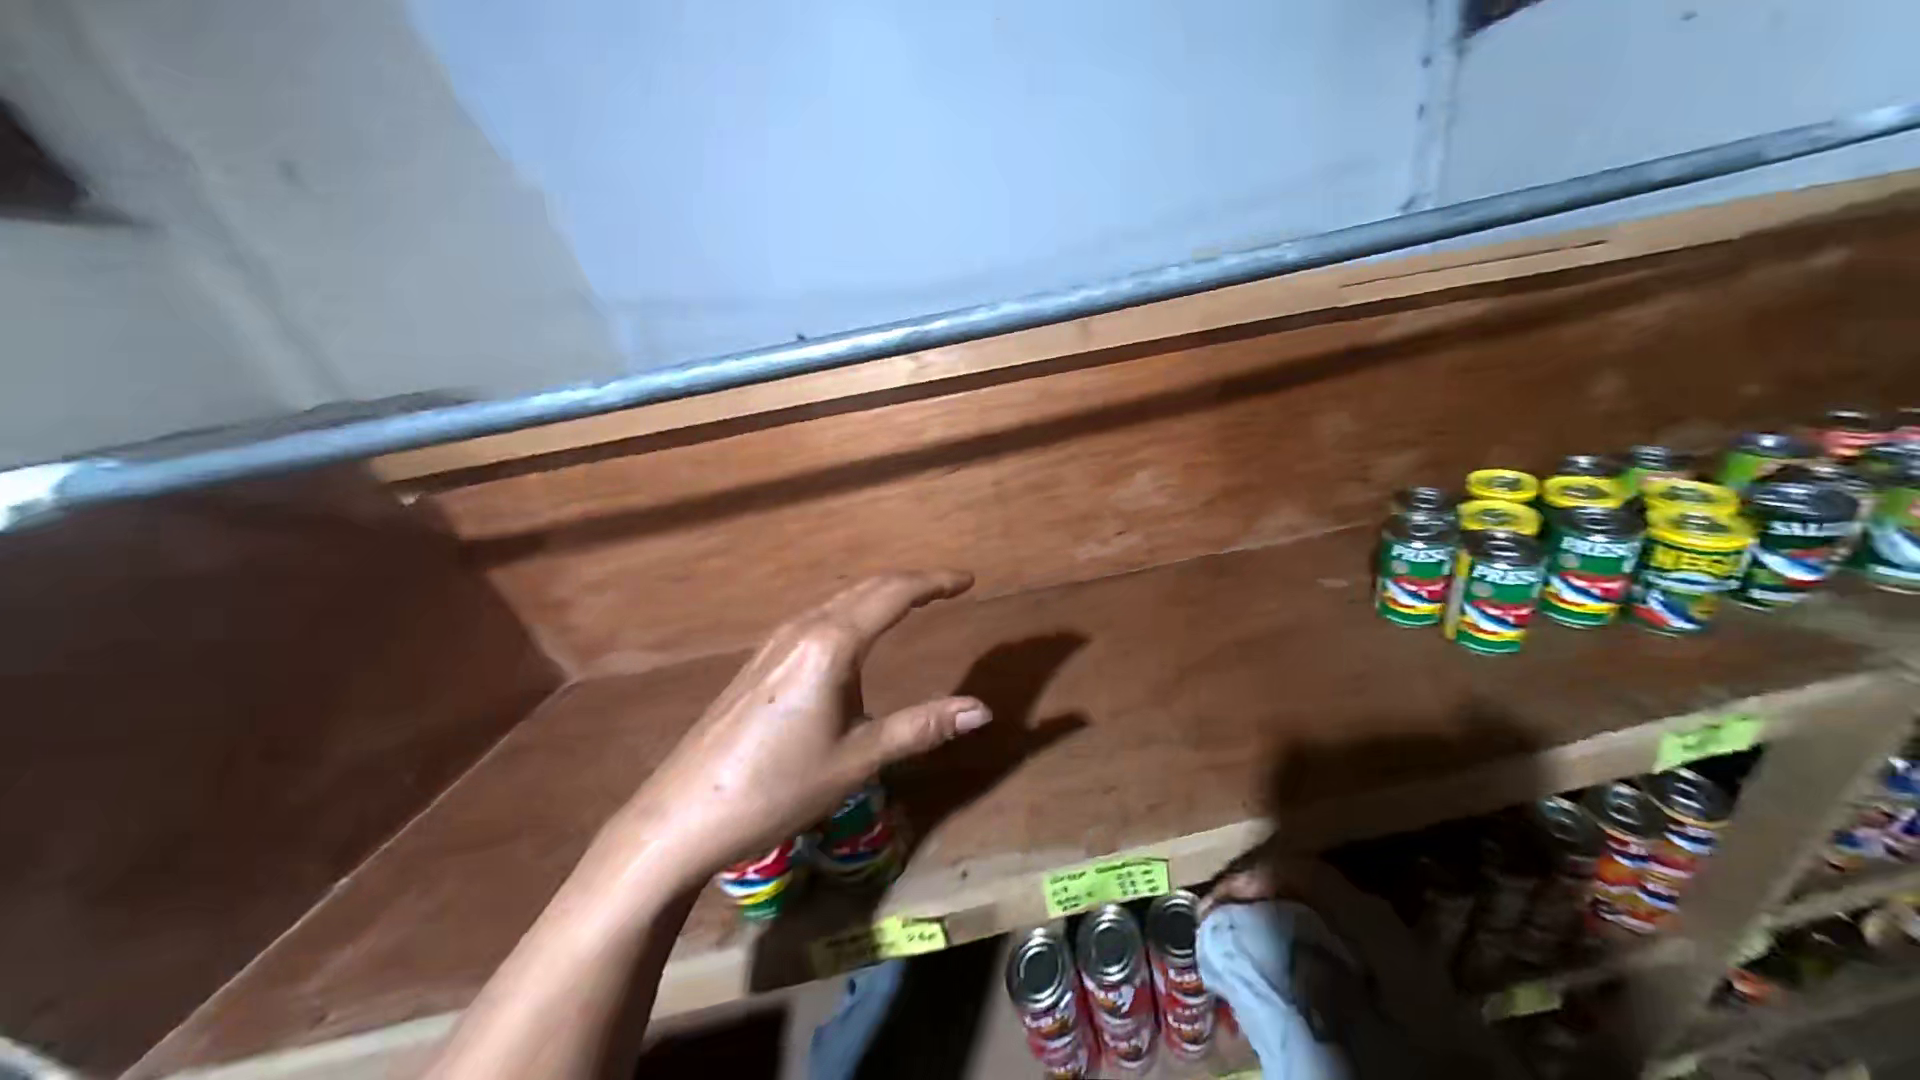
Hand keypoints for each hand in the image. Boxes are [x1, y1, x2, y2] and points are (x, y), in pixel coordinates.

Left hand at [606, 571, 991, 884]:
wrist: (682, 816)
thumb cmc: (778, 788)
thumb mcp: (857, 759)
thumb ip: (921, 727)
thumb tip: (983, 710)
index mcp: (831, 645)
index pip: (893, 595)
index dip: (934, 582)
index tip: (968, 580)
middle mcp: (802, 629)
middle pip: (865, 589)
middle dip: (911, 582)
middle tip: (948, 587)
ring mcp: (774, 643)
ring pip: (838, 600)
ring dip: (878, 594)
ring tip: (911, 602)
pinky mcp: (759, 661)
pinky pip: (817, 618)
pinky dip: (851, 611)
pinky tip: (854, 635)